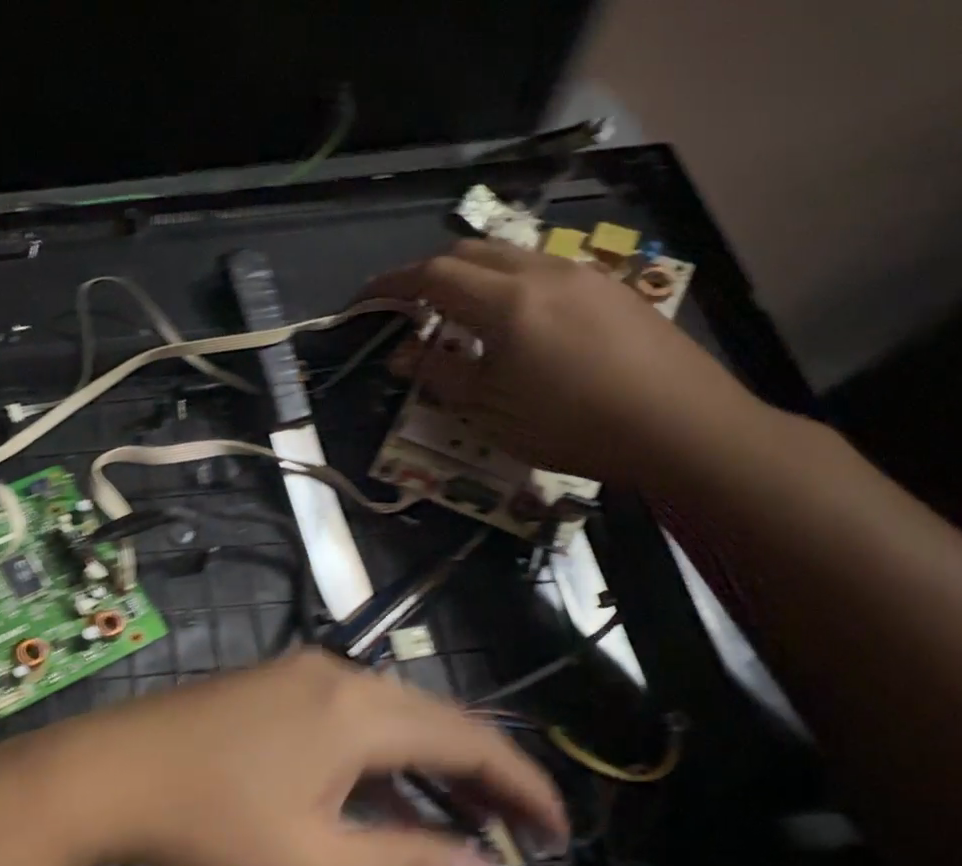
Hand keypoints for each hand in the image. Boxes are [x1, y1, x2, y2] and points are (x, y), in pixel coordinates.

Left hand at [41, 649, 568, 865]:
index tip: (559, 831)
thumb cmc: (208, 822)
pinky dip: (370, 755)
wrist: (100, 775)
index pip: (468, 739)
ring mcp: (287, 674)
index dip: (523, 786)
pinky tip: (369, 797)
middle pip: (429, 719)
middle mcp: (330, 675)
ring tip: (451, 823)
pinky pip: (338, 715)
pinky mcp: (256, 686)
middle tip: (514, 833)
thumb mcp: (314, 863)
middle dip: (478, 775)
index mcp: (356, 709)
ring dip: (421, 766)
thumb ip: (408, 864)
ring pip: (382, 715)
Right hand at [362, 238, 768, 486]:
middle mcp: (544, 274)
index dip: (392, 283)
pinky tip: (515, 322)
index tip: (366, 297)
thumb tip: (401, 353)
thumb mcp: (488, 411)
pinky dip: (510, 283)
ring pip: (511, 256)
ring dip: (473, 275)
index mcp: (507, 303)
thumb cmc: (572, 425)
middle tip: (409, 307)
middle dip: (429, 272)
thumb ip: (439, 374)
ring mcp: (585, 276)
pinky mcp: (613, 289)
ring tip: (459, 314)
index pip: (433, 275)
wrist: (683, 428)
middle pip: (471, 251)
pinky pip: (544, 270)